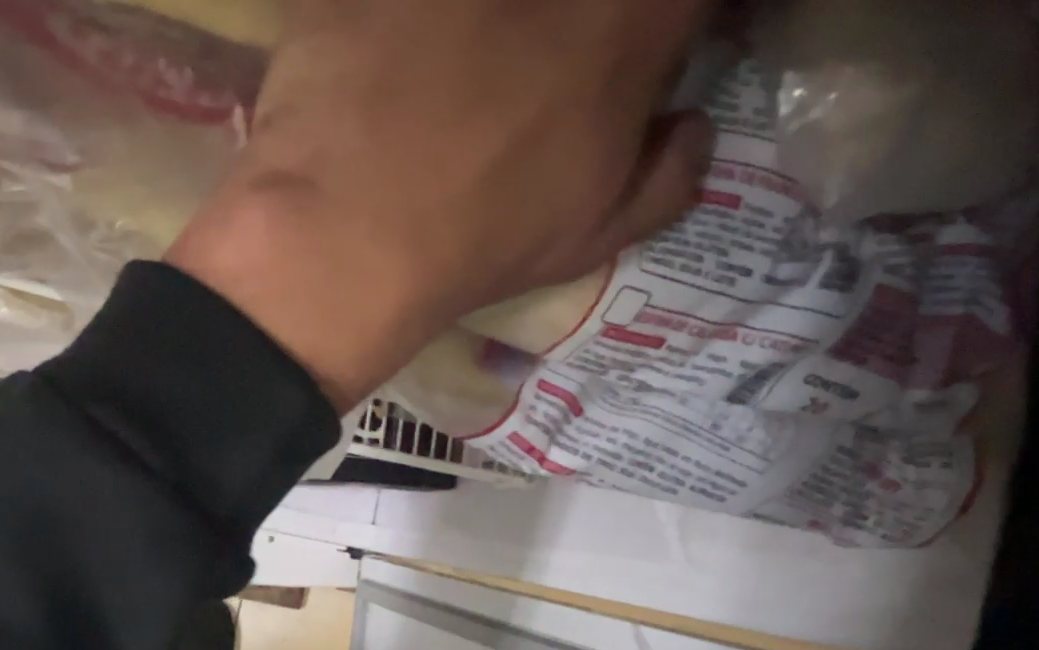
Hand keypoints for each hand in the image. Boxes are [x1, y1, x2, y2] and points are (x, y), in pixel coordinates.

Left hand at [167, 0, 714, 412]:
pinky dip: (377, 23)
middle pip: (560, 2)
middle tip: (511, 75)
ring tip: (434, 84)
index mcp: (637, 11)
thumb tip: (688, 127)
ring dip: (472, 28)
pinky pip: (364, 3)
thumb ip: (669, 172)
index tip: (617, 58)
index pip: (676, 1)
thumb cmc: (482, 237)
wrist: (349, 234)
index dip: (649, 29)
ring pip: (473, 6)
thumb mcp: (597, 233)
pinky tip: (374, 65)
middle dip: (548, 31)